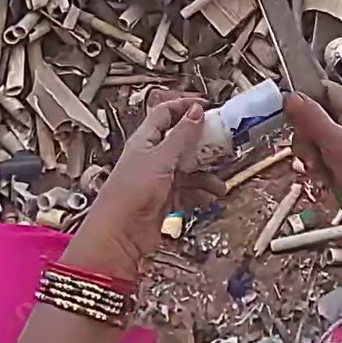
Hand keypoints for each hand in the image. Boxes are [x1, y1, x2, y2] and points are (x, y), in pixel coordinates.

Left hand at [63, 97, 205, 281]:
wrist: (119, 236)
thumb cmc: (131, 194)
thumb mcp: (161, 159)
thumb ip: (181, 135)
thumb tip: (196, 111)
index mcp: (145, 140)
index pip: (165, 113)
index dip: (184, 106)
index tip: (206, 106)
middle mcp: (151, 157)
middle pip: (181, 142)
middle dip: (202, 144)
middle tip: (222, 145)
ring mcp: (158, 179)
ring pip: (188, 169)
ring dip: (205, 175)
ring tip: (218, 183)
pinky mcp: (164, 201)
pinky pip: (188, 192)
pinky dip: (200, 194)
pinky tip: (209, 198)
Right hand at [284, 83, 341, 227]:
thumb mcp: (337, 145)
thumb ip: (311, 119)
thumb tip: (289, 95)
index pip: (312, 89)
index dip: (299, 108)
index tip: (296, 130)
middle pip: (311, 116)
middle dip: (307, 140)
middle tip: (315, 158)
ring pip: (317, 138)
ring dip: (314, 158)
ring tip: (325, 173)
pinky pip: (328, 154)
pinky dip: (325, 167)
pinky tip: (329, 180)